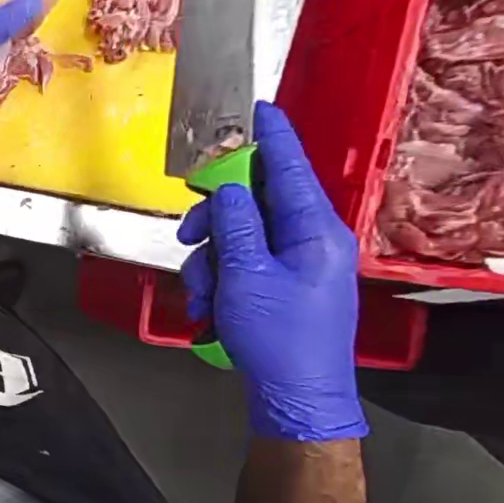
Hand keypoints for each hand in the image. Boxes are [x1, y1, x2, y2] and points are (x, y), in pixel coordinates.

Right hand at [178, 102, 366, 442]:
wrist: (296, 394)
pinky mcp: (279, 286)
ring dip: (209, 263)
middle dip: (214, 222)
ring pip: (238, 238)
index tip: (257, 108)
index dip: (272, 137)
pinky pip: (240, 266)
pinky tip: (210, 308)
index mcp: (314, 229)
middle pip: (253, 205)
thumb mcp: (247, 276)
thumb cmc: (279, 336)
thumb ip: (236, 226)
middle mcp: (309, 240)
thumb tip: (231, 187)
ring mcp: (295, 265)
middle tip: (189, 239)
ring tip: (204, 297)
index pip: (290, 168)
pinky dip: (218, 282)